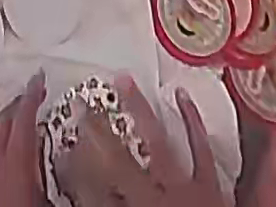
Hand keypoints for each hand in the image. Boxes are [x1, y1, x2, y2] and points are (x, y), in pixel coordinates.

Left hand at [0, 74, 46, 206]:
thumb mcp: (50, 201)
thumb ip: (58, 175)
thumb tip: (73, 163)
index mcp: (15, 159)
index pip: (24, 117)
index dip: (32, 95)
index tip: (39, 76)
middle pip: (2, 122)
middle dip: (16, 106)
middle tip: (29, 98)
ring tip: (3, 118)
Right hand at [63, 80, 222, 206]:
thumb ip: (110, 206)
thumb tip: (89, 197)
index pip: (95, 191)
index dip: (77, 168)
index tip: (64, 146)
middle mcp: (157, 201)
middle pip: (119, 161)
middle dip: (99, 131)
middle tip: (84, 104)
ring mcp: (186, 191)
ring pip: (158, 143)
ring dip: (141, 110)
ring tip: (125, 80)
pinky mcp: (211, 189)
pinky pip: (201, 149)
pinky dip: (192, 121)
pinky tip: (182, 96)